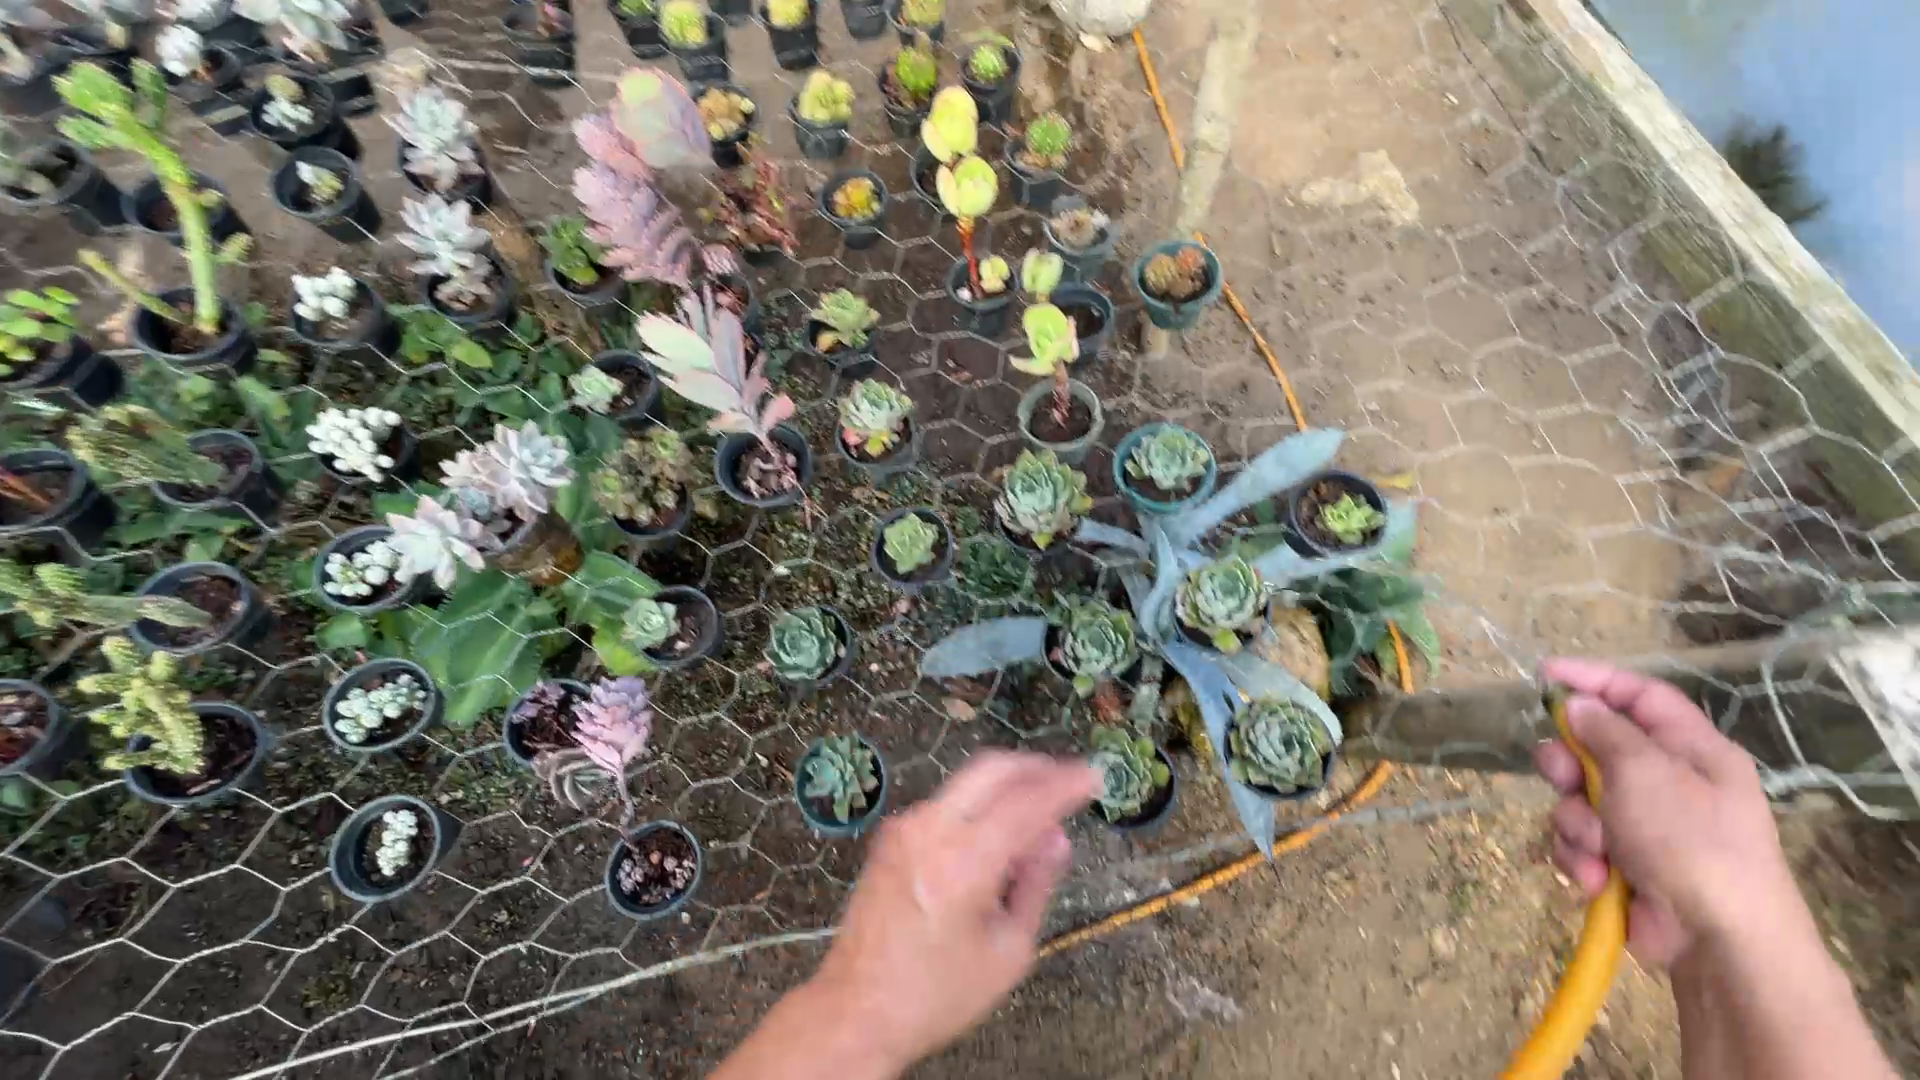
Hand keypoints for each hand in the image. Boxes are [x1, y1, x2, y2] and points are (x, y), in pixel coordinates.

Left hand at [807, 752, 1100, 1071]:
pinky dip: (980, 805)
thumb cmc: (937, 994)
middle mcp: (930, 830)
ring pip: (968, 782)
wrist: (856, 1008)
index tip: (1095, 774)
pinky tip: (998, 834)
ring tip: (1039, 815)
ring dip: (1008, 786)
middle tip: (1069, 778)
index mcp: (963, 863)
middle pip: (992, 769)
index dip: (1065, 784)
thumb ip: (1035, 884)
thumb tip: (1056, 837)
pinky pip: (948, 803)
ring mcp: (905, 827)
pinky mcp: (892, 834)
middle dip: (1037, 766)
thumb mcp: (1006, 952)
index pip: (1026, 803)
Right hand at [1533, 658, 1811, 968]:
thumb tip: (1577, 705)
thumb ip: (1605, 731)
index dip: (1594, 679)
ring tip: (1597, 847)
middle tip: (1562, 776)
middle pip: (1594, 747)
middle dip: (1568, 765)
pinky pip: (1577, 838)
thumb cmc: (1691, 841)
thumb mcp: (1645, 773)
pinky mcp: (1621, 858)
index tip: (1544, 675)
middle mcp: (1668, 781)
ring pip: (1576, 797)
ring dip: (1575, 821)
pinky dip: (1579, 855)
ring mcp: (1643, 822)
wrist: (1719, 941)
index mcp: (1692, 751)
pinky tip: (1598, 876)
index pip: (1640, 696)